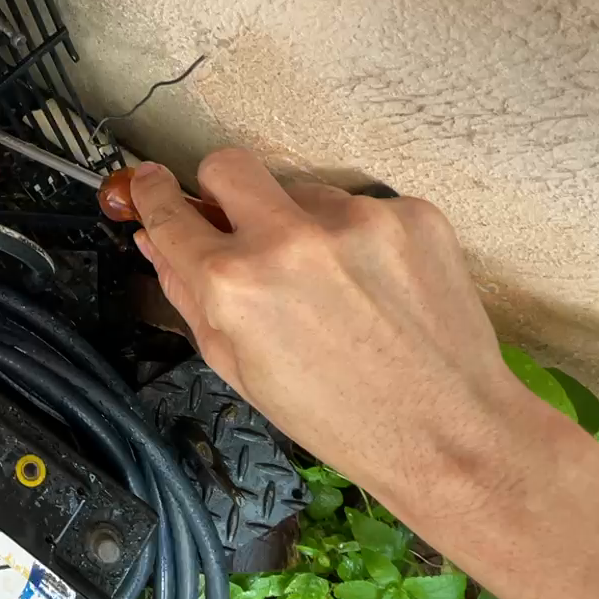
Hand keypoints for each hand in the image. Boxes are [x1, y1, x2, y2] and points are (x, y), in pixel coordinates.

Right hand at [130, 153, 544, 517]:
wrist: (448, 433)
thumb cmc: (330, 412)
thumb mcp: (232, 363)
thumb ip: (185, 292)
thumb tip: (155, 240)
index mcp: (232, 282)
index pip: (169, 210)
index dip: (151, 193)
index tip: (149, 182)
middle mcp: (288, 239)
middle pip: (226, 164)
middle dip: (218, 187)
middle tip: (237, 224)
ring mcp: (354, 220)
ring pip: (296, 190)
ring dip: (295, 222)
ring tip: (326, 279)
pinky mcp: (410, 215)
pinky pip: (353, 206)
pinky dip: (349, 235)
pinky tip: (368, 282)